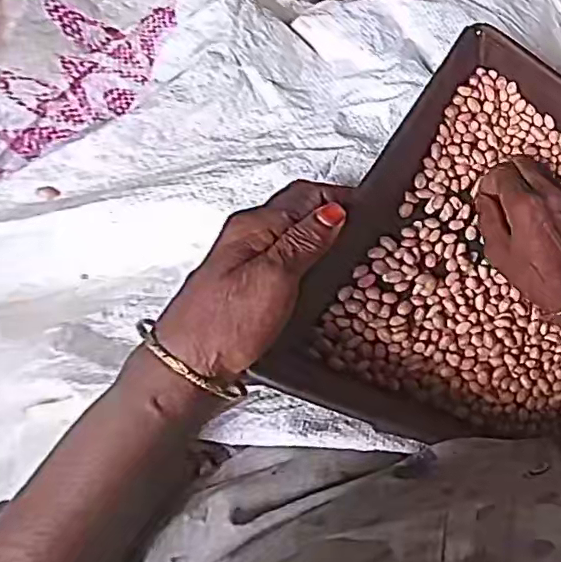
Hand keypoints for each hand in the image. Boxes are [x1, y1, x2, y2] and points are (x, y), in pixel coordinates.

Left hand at [152, 181, 351, 381]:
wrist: (187, 367)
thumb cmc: (225, 324)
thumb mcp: (275, 276)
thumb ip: (306, 241)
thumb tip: (335, 211)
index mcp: (255, 226)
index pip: (307, 194)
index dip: (342, 197)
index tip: (373, 210)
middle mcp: (250, 237)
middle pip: (301, 210)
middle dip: (336, 211)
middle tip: (370, 225)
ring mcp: (250, 259)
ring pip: (297, 233)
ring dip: (326, 234)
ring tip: (355, 245)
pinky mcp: (253, 282)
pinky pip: (291, 255)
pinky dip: (314, 255)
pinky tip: (326, 269)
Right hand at [475, 156, 560, 314]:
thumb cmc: (538, 279)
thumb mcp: (499, 253)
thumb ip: (488, 218)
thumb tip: (485, 199)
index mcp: (526, 205)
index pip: (501, 172)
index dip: (489, 183)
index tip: (487, 197)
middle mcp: (550, 196)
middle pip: (522, 163)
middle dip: (507, 174)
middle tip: (501, 195)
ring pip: (542, 173)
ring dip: (528, 183)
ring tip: (521, 209)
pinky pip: (558, 189)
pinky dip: (546, 195)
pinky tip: (542, 218)